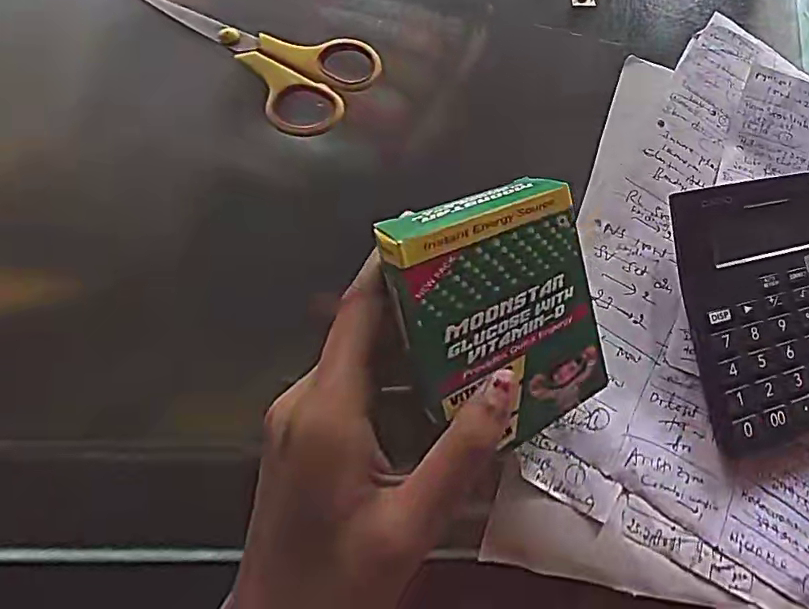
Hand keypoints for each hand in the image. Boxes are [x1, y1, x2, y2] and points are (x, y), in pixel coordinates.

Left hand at [230, 253, 517, 608]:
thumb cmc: (334, 586)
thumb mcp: (411, 522)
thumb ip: (463, 449)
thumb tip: (506, 381)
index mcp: (324, 412)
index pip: (356, 313)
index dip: (388, 266)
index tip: (426, 233)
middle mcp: (305, 403)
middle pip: (367, 329)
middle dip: (422, 302)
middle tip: (475, 283)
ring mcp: (302, 419)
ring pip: (367, 358)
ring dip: (417, 342)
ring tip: (472, 330)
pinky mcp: (308, 435)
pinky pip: (361, 385)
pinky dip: (402, 375)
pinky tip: (444, 386)